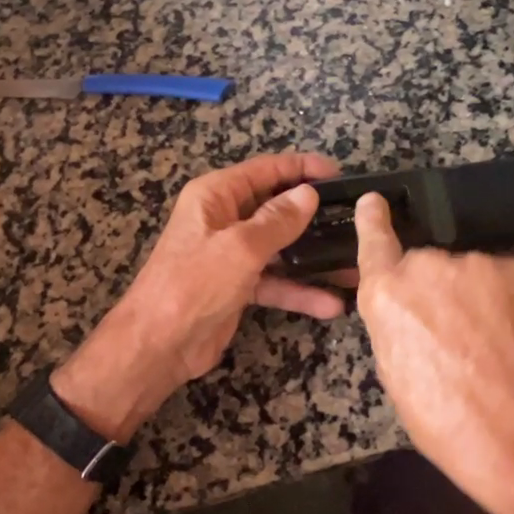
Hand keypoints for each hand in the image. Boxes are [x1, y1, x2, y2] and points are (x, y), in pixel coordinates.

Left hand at [53, 153, 344, 441]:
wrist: (159, 344)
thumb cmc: (194, 285)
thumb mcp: (241, 248)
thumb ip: (278, 221)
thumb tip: (308, 194)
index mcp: (215, 196)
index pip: (265, 170)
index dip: (302, 169)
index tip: (341, 175)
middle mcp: (223, 219)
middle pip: (276, 208)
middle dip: (314, 216)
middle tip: (355, 221)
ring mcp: (231, 255)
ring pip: (281, 248)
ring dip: (315, 259)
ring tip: (353, 265)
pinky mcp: (238, 287)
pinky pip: (276, 282)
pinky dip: (300, 291)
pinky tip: (331, 304)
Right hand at [353, 193, 513, 513]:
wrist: (513, 425)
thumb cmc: (440, 414)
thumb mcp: (394, 369)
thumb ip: (394, 323)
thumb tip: (408, 311)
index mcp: (386, 294)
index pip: (374, 243)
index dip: (373, 222)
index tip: (374, 202)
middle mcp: (428, 266)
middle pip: (428, 268)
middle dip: (436, 293)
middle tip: (451, 337)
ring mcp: (477, 264)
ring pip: (470, 274)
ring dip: (474, 297)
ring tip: (487, 344)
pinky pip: (505, 281)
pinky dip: (507, 302)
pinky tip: (513, 337)